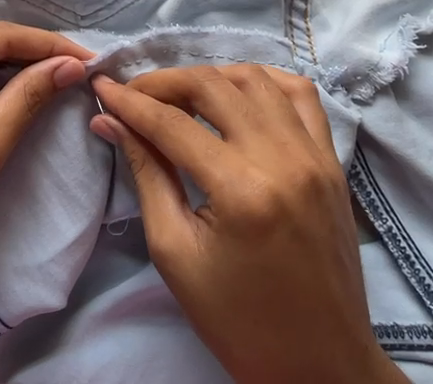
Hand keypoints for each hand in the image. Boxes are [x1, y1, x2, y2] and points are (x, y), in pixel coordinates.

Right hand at [90, 66, 405, 383]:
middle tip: (133, 94)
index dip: (130, 101)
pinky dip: (263, 81)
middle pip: (213, 86)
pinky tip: (235, 95)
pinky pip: (301, 96)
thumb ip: (146, 173)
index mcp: (242, 190)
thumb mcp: (174, 250)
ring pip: (256, 79)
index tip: (100, 87)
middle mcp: (284, 160)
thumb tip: (109, 120)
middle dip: (164, 82)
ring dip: (210, 77)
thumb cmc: (237, 319)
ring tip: (178, 96)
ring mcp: (316, 157)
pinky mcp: (332, 163)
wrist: (321, 364)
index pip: (172, 123)